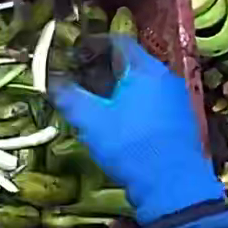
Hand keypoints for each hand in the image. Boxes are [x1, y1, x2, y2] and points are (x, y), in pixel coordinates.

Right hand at [50, 35, 222, 223]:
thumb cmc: (129, 145)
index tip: (72, 54)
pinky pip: (150, 99)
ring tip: (92, 100)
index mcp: (145, 69)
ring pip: (140, 82)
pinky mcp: (179, 119)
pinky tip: (115, 119)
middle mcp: (164, 77)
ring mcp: (175, 99)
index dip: (91, 44)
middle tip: (77, 77)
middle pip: (129, 61)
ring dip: (115, 86)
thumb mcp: (90, 119)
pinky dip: (130, 101)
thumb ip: (67, 96)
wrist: (172, 186)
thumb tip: (49, 80)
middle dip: (100, 67)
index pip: (117, 42)